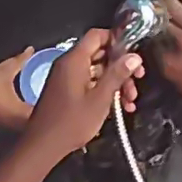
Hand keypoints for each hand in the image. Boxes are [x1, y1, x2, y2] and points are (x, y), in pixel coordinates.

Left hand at [20, 29, 142, 159]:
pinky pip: (88, 83)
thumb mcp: (100, 99)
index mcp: (74, 61)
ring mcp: (66, 78)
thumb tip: (134, 56)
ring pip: (96, 71)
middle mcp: (68, 64)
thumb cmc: (72, 123)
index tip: (134, 55)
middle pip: (99, 53)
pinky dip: (103, 90)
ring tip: (131, 100)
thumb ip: (117, 75)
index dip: (117, 40)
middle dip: (120, 66)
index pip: (96, 35)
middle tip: (138, 79)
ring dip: (115, 82)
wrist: (43, 145)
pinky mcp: (66, 91)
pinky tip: (120, 107)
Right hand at [154, 0, 181, 110]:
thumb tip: (168, 57)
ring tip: (169, 0)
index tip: (152, 32)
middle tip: (157, 12)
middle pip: (156, 20)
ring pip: (170, 2)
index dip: (150, 35)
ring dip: (167, 0)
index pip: (151, 42)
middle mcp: (180, 43)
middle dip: (154, 15)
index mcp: (171, 65)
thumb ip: (174, 70)